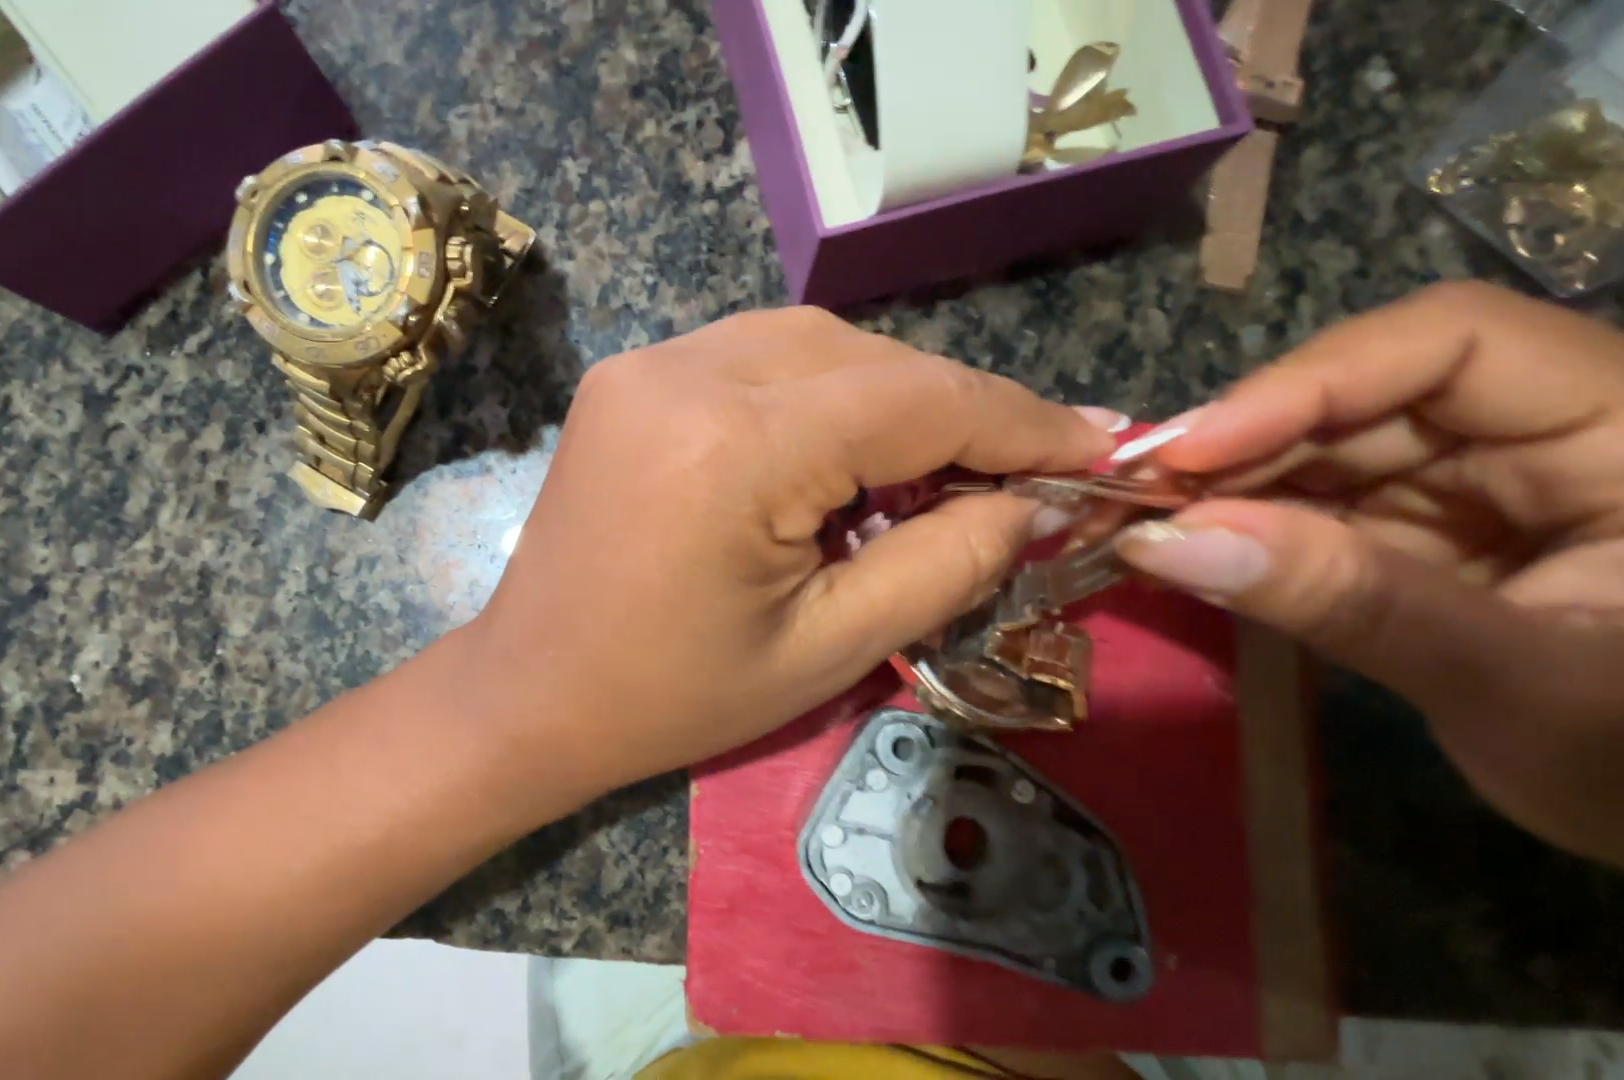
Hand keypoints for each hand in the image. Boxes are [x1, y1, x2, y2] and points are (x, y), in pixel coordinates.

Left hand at [449, 307, 1116, 796]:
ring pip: (813, 344)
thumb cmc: (673, 697)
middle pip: (868, 358)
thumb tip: (1035, 500)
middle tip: (1002, 480)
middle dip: (950, 413)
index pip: (918, 400)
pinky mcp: (628, 375)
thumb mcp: (828, 650)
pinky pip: (754, 357)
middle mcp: (688, 373)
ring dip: (884, 397)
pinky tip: (831, 455)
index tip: (1094, 448)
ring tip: (921, 475)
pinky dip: (816, 393)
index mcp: (738, 447)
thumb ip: (947, 563)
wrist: (530, 694)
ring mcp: (647, 363)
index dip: (1019, 421)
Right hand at [1112, 282, 1623, 865]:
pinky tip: (1182, 550)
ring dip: (1223, 489)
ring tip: (1135, 526)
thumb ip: (1354, 602)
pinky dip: (1242, 531)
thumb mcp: (1521, 691)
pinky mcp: (1423, 530)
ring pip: (1323, 451)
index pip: (1453, 344)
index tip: (1189, 452)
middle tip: (1128, 499)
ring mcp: (1477, 483)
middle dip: (1239, 445)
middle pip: (1364, 396)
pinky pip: (1315, 508)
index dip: (1309, 382)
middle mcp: (1544, 432)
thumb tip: (1165, 542)